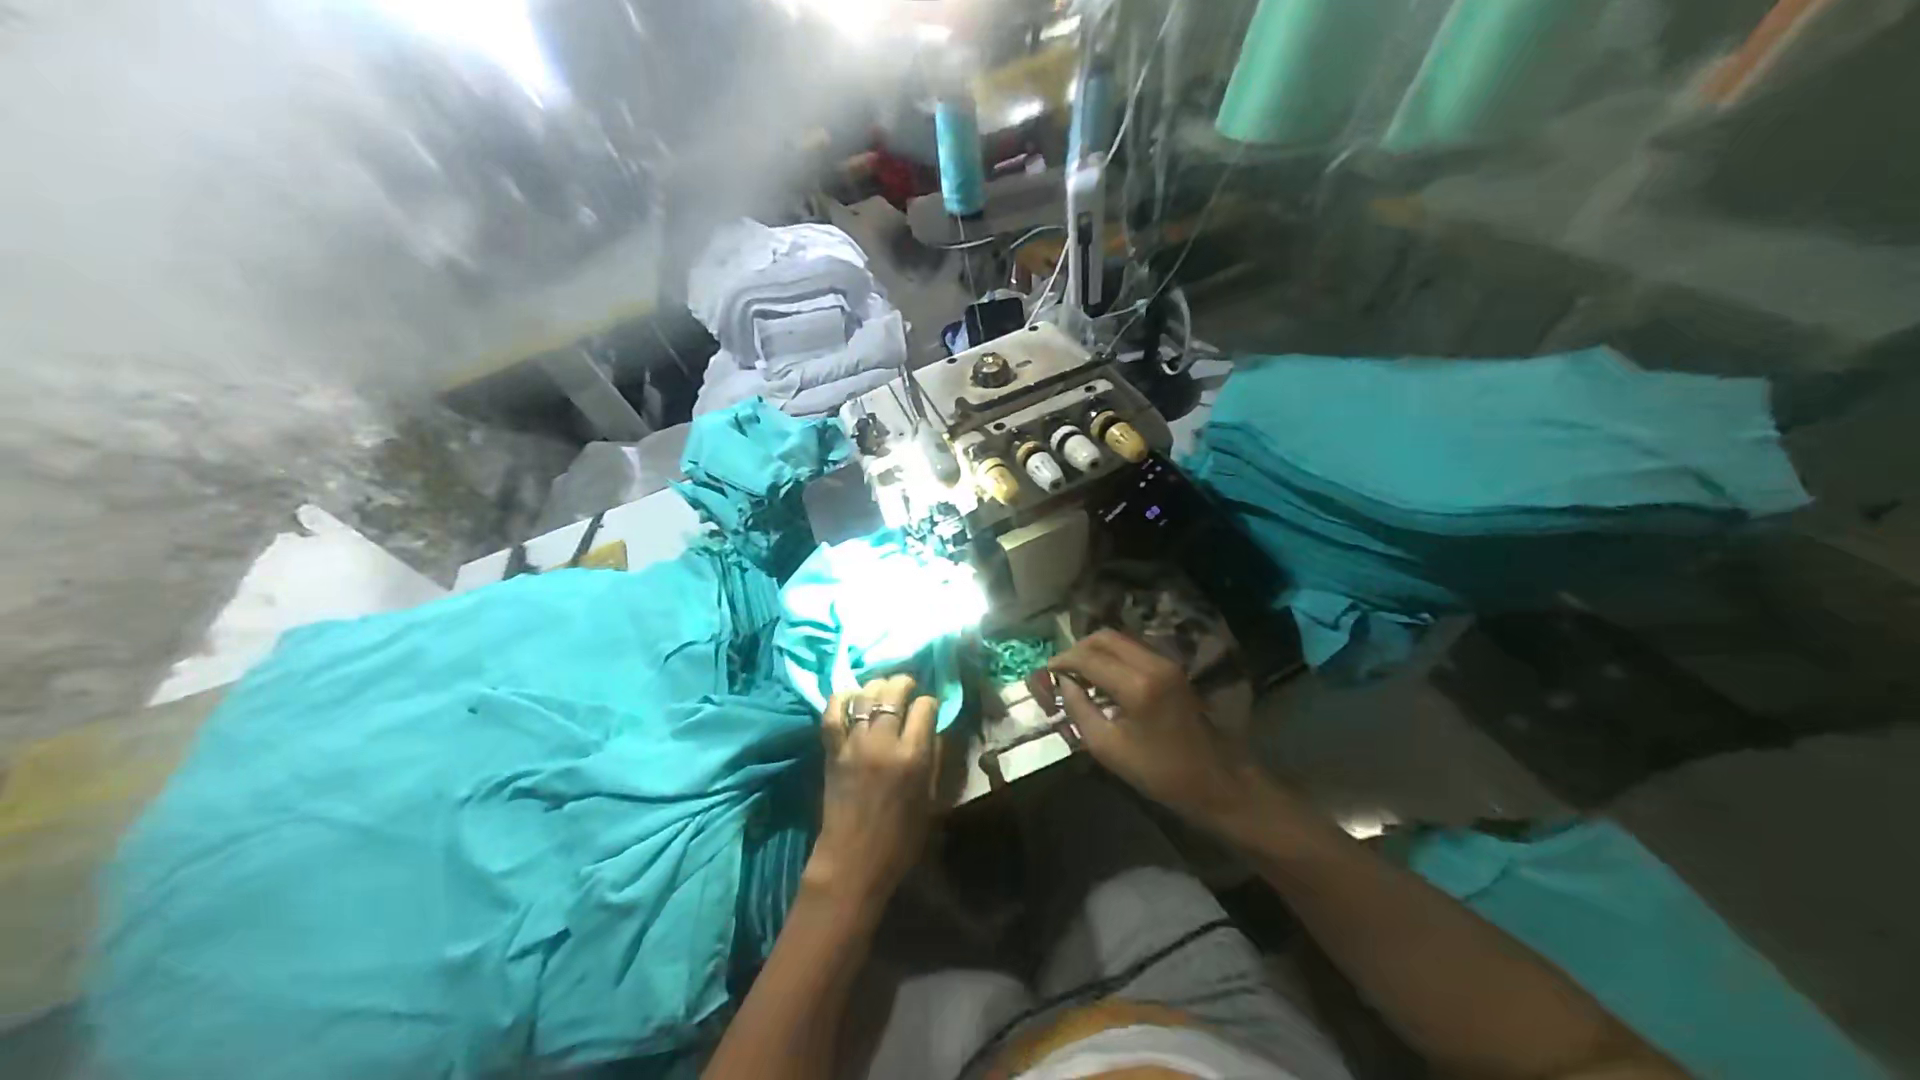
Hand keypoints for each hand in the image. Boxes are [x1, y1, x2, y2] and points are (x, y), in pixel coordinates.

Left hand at [807, 674, 940, 906]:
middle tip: (909, 687)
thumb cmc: (901, 839)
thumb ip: (935, 760)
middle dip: (905, 683)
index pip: (925, 707)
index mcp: (913, 756)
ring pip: (865, 696)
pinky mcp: (833, 751)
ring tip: (884, 689)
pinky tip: (851, 694)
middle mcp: (883, 742)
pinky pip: (832, 713)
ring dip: (878, 686)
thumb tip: (934, 730)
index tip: (931, 708)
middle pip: (894, 693)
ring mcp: (854, 744)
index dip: (930, 703)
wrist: (853, 860)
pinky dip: (841, 699)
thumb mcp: (931, 800)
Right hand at [1037, 630, 1258, 826]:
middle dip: (1077, 649)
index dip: (1062, 661)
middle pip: (1105, 637)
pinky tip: (1103, 678)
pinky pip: (1134, 650)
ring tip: (1079, 675)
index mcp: (1137, 685)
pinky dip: (1112, 656)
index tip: (1045, 673)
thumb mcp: (1108, 748)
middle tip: (1061, 671)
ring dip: (1095, 651)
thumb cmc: (1160, 773)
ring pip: (1120, 640)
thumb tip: (1063, 683)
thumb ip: (1080, 710)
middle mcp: (1153, 663)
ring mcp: (1167, 663)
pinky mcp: (1173, 669)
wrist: (1217, 781)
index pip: (1088, 657)